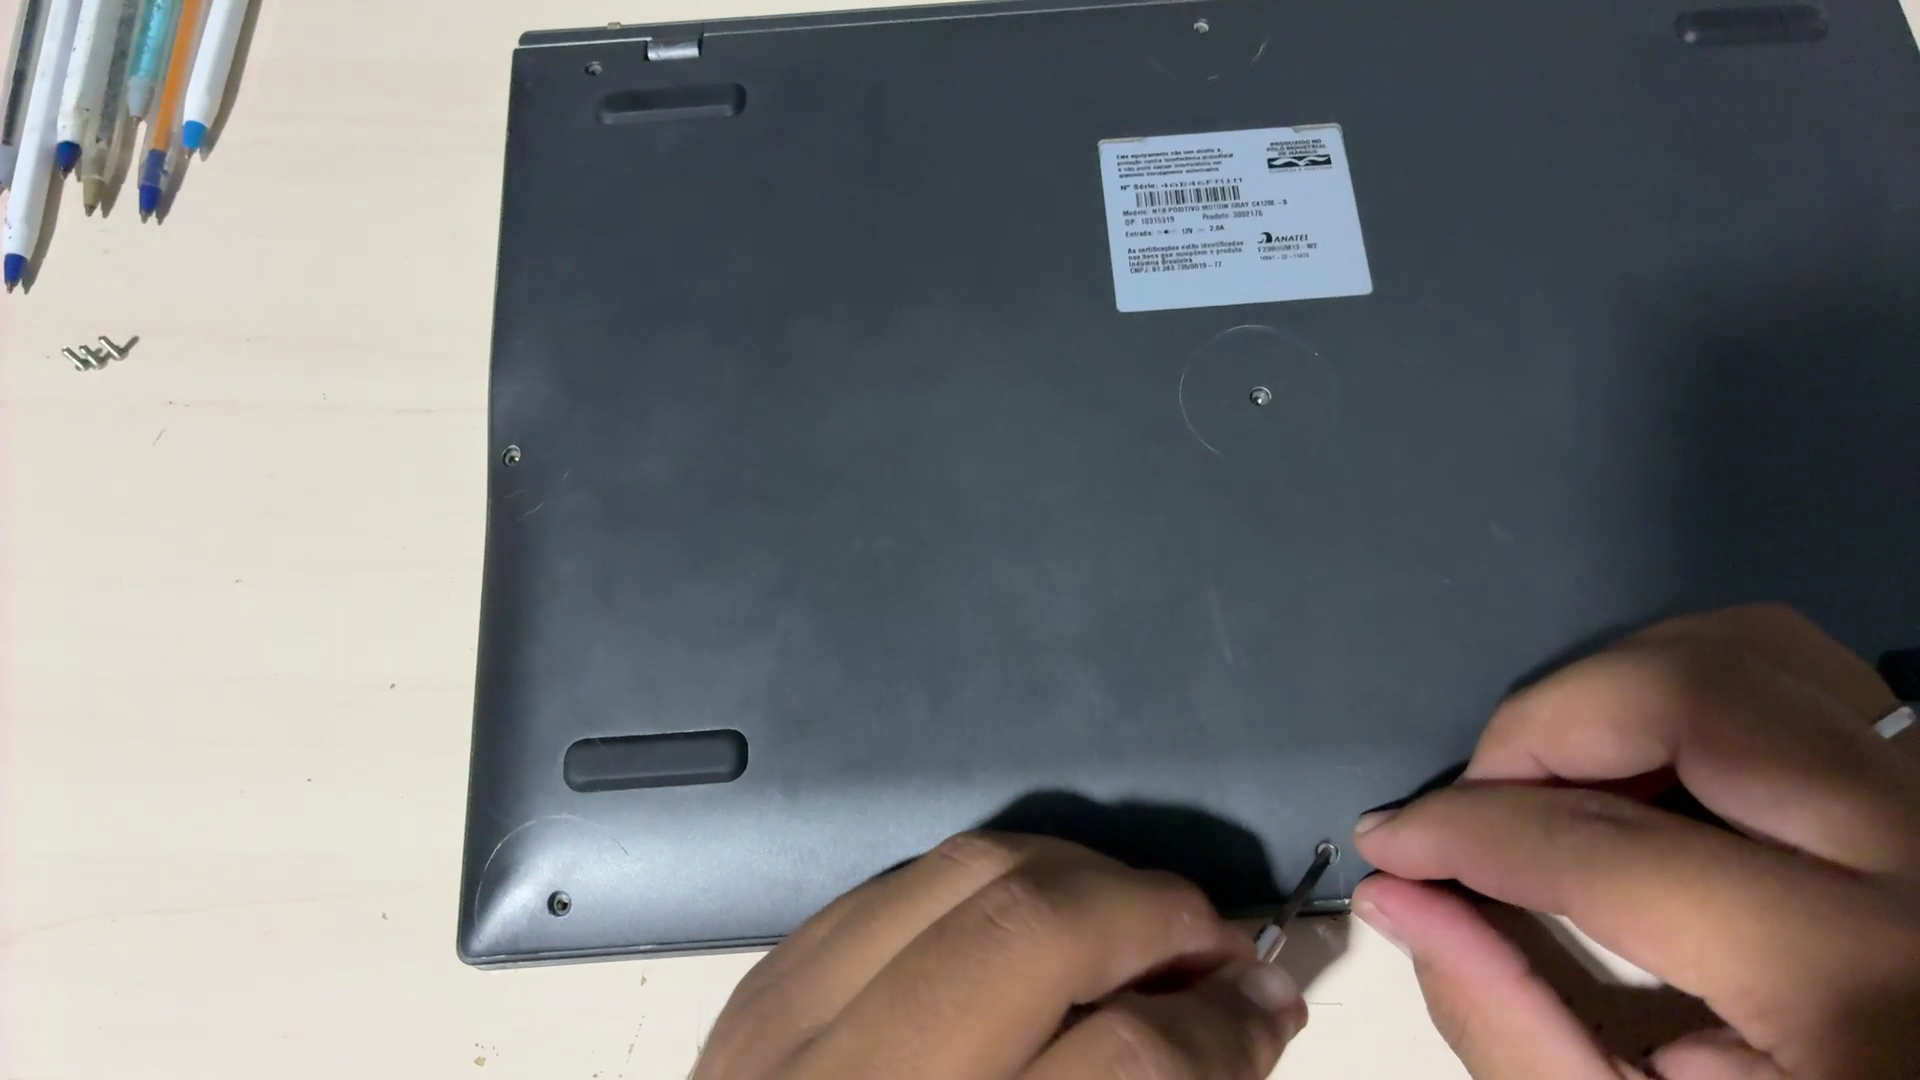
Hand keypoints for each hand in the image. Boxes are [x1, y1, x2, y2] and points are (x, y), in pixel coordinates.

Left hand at [694, 832, 1307, 1079]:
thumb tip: (1251, 1008)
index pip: (1117, 1061)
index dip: (1215, 1026)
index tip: (1267, 1002)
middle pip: (1028, 927)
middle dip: (1148, 912)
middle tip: (1212, 938)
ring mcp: (788, 1012)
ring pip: (966, 868)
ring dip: (1077, 872)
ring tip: (1137, 913)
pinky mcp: (772, 974)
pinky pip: (907, 878)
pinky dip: (994, 881)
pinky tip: (1038, 912)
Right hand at [1352, 604, 1919, 1078]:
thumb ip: (1508, 1024)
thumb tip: (1394, 898)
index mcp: (1857, 978)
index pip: (1597, 842)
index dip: (1457, 829)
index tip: (1386, 838)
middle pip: (1686, 693)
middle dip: (1533, 729)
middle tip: (1479, 797)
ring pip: (1751, 652)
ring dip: (1612, 693)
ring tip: (1559, 775)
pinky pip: (1800, 679)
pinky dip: (1689, 696)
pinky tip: (1646, 771)